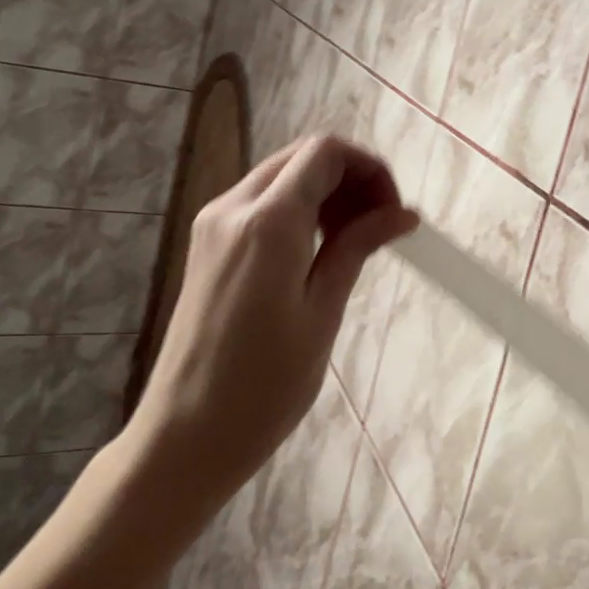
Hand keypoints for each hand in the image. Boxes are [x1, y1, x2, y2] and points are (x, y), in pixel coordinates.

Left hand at [125, 135, 419, 499]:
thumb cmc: (264, 384)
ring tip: (356, 240)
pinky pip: (262, 202)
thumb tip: (403, 214)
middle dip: (351, 177)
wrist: (185, 436)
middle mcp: (233, 208)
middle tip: (381, 225)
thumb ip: (357, 248)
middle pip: (303, 156)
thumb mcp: (322, 312)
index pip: (326, 152)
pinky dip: (299, 208)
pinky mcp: (208, 245)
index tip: (394, 212)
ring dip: (326, 191)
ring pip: (282, 175)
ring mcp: (214, 225)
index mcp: (267, 222)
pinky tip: (319, 250)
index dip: (370, 169)